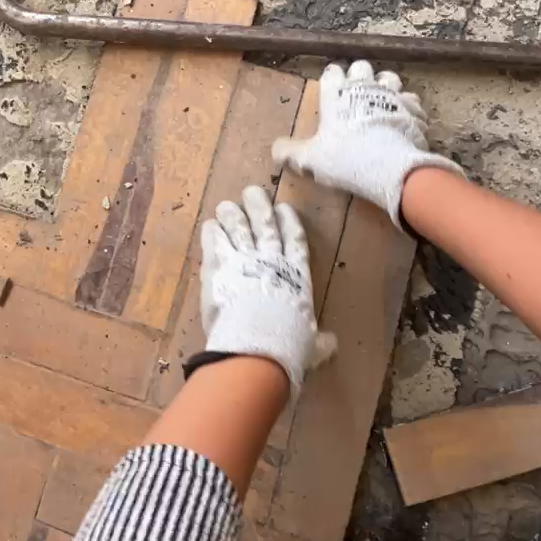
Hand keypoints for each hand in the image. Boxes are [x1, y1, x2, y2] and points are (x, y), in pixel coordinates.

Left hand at [199, 185, 335, 392]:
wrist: (256, 348)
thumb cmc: (288, 346)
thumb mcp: (311, 346)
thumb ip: (319, 341)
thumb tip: (331, 344)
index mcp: (297, 276)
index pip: (296, 241)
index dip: (290, 223)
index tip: (284, 208)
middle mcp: (271, 261)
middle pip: (265, 225)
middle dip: (259, 207)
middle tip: (252, 192)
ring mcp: (243, 259)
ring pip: (237, 228)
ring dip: (232, 215)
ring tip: (227, 206)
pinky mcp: (218, 265)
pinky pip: (214, 241)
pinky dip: (212, 232)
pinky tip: (210, 225)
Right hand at [271, 60, 463, 227]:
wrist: (389, 168)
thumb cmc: (345, 158)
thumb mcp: (309, 160)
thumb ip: (290, 153)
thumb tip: (275, 150)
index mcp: (336, 94)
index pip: (331, 72)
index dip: (331, 79)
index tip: (330, 90)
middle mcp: (364, 87)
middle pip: (361, 66)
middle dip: (359, 76)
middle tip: (356, 94)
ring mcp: (392, 95)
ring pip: (390, 77)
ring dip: (386, 85)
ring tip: (382, 101)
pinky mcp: (413, 109)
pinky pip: (411, 100)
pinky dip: (407, 107)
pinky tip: (404, 120)